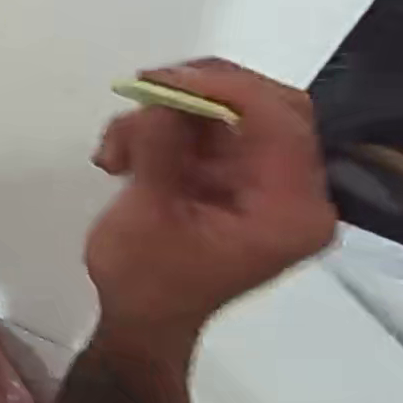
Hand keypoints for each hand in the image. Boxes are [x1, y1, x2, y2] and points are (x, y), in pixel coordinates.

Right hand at [85, 58, 335, 340]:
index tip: (159, 80)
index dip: (223, 88)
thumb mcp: (145, 215)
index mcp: (288, 208)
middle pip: (260, 107)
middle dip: (195, 93)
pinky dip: (160, 134)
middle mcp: (289, 190)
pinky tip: (121, 158)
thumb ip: (159, 151)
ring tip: (113, 154)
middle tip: (140, 89)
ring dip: (163, 119)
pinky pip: (203, 135)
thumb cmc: (144, 282)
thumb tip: (161, 98)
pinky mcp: (230, 182)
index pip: (279, 121)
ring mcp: (260, 184)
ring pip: (223, 116)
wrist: (140, 323)